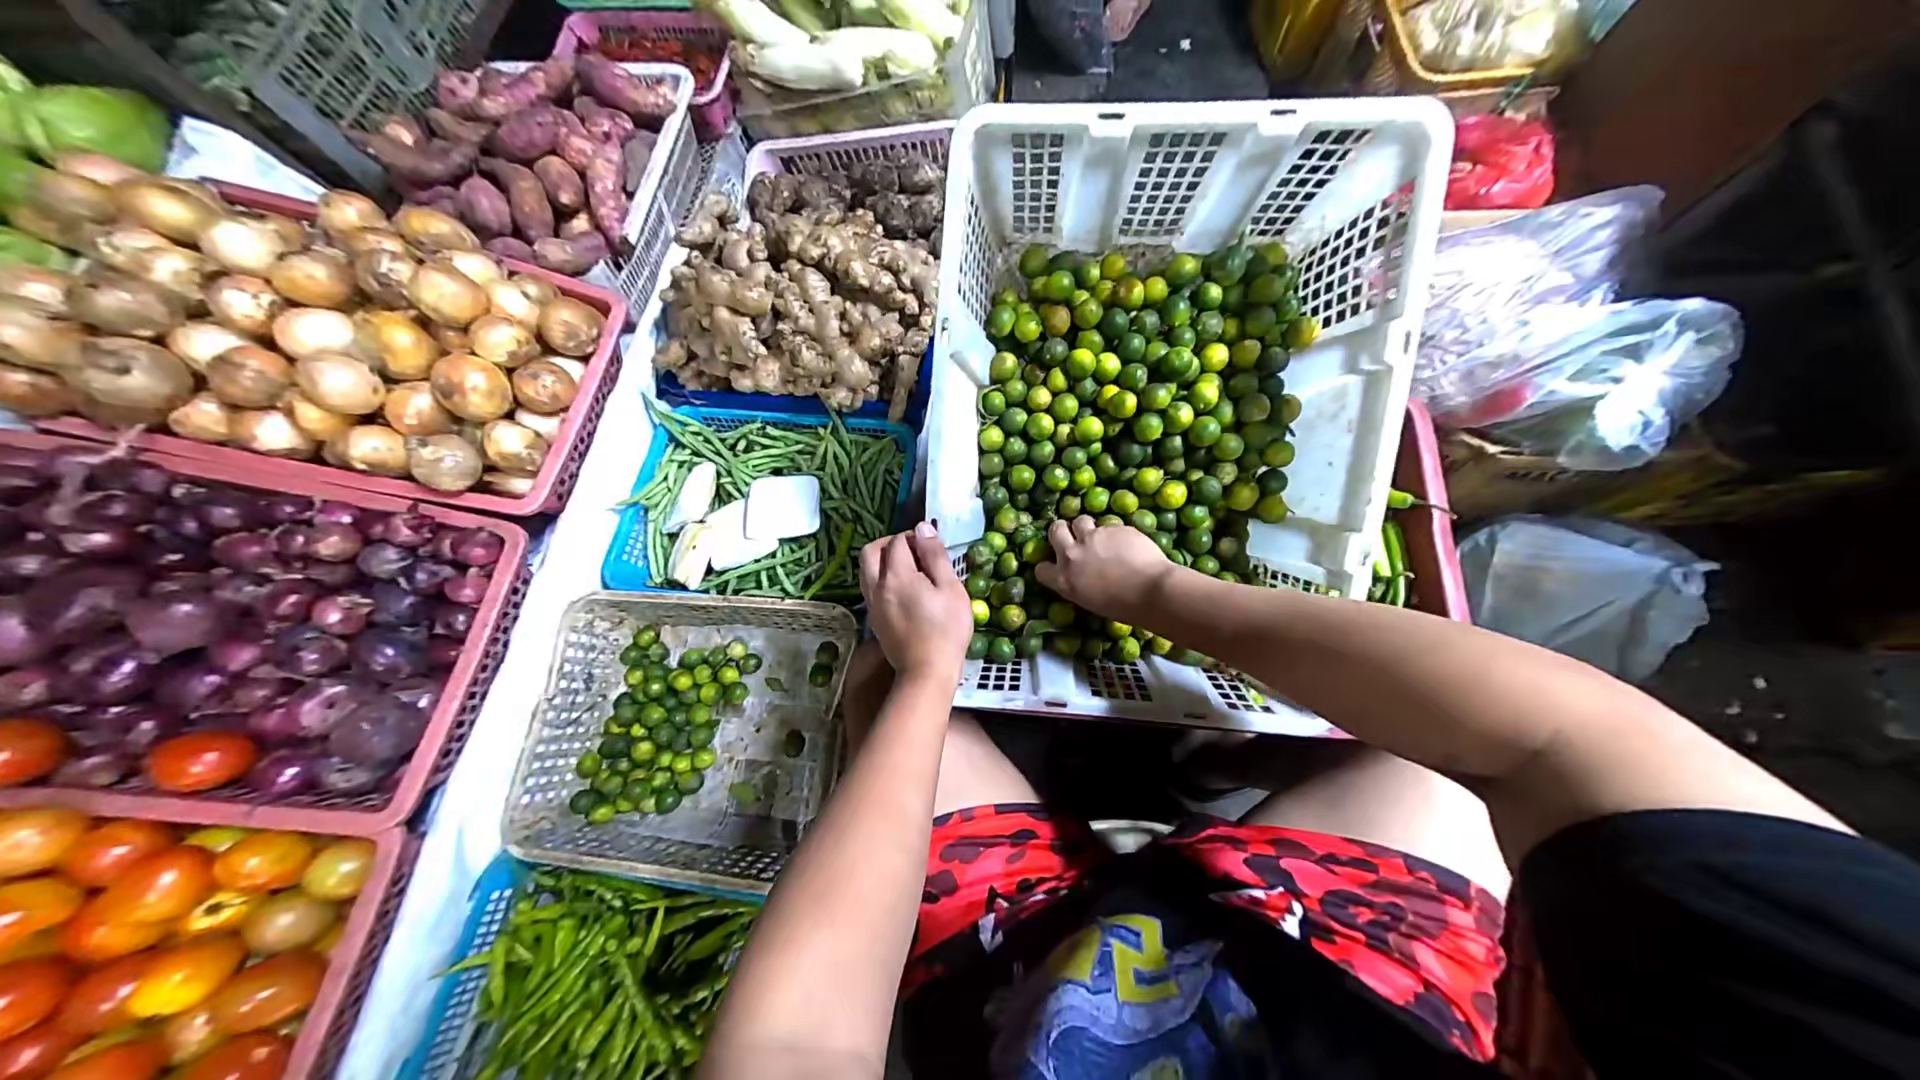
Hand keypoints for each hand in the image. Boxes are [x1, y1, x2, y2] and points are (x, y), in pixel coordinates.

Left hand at [859, 522, 971, 680]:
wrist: (927, 671)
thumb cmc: (946, 629)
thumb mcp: (950, 588)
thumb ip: (934, 556)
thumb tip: (922, 528)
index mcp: (896, 575)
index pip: (898, 541)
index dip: (914, 537)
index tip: (931, 546)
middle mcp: (876, 586)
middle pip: (871, 551)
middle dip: (890, 543)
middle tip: (913, 550)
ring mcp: (872, 604)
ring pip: (866, 570)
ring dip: (882, 560)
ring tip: (908, 569)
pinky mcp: (873, 619)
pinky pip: (870, 587)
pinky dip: (881, 578)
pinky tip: (903, 590)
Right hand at [1035, 517, 1174, 619]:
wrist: (1151, 590)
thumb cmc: (1124, 606)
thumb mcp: (1089, 600)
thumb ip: (1078, 583)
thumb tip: (1083, 574)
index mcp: (1064, 580)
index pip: (1041, 569)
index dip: (1049, 564)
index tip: (1059, 563)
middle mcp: (1072, 555)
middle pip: (1056, 530)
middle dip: (1063, 529)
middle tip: (1074, 535)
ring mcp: (1092, 538)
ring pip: (1081, 521)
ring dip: (1088, 527)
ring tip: (1101, 537)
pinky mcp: (1112, 528)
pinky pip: (1109, 525)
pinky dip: (1115, 533)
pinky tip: (1127, 544)